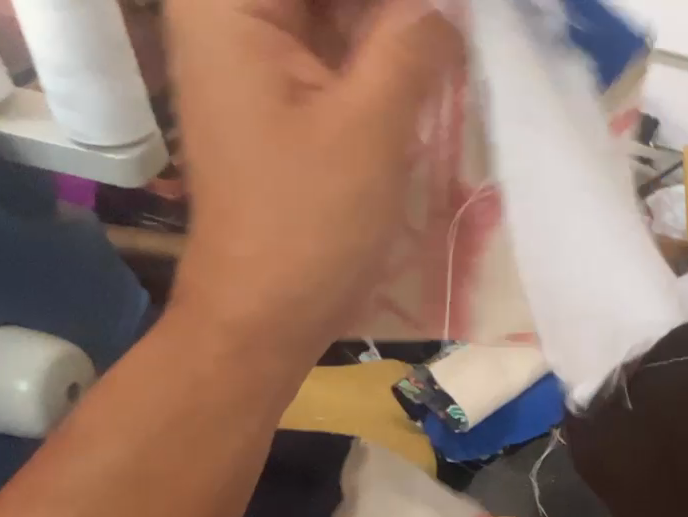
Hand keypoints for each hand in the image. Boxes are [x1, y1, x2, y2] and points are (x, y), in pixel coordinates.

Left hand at [165, 0, 462, 353]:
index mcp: (230, 1)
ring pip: (335, 13)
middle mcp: (230, 12)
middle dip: (396, 10)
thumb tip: (448, 8)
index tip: (448, 15)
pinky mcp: (278, 95)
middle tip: (457, 24)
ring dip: (394, 25)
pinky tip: (428, 67)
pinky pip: (334, 48)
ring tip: (448, 47)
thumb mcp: (371, 128)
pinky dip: (379, 54)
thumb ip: (413, 44)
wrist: (264, 315)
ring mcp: (253, 54)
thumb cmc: (308, 225)